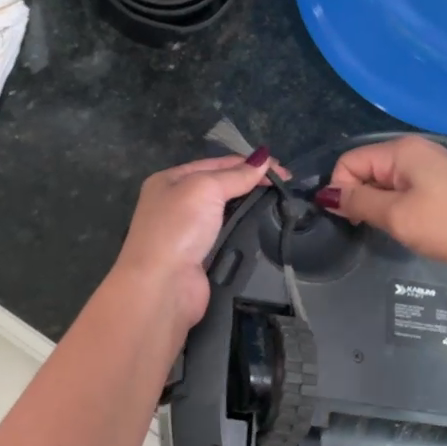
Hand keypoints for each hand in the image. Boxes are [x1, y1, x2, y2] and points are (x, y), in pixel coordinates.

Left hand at [109, 152, 273, 336]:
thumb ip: (236, 175)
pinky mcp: (200, 258)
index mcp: (170, 180)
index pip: (215, 163)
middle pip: (220, 187)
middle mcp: (175, 203)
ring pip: (224, 213)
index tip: (281, 169)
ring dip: (249, 209)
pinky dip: (243, 232)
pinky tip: (264, 230)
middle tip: (284, 187)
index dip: (248, 163)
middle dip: (250, 184)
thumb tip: (264, 159)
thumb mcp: (205, 189)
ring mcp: (187, 233)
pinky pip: (226, 237)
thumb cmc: (178, 228)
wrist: (161, 285)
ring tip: (281, 205)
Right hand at [317, 136, 446, 273]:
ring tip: (398, 230)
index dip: (340, 191)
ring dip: (383, 207)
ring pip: (388, 184)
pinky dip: (403, 208)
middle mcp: (415, 151)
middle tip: (375, 229)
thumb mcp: (397, 216)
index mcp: (400, 150)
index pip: (348, 162)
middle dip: (361, 199)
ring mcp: (434, 167)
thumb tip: (327, 194)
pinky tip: (417, 228)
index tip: (351, 221)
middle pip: (367, 170)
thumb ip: (358, 202)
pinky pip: (409, 191)